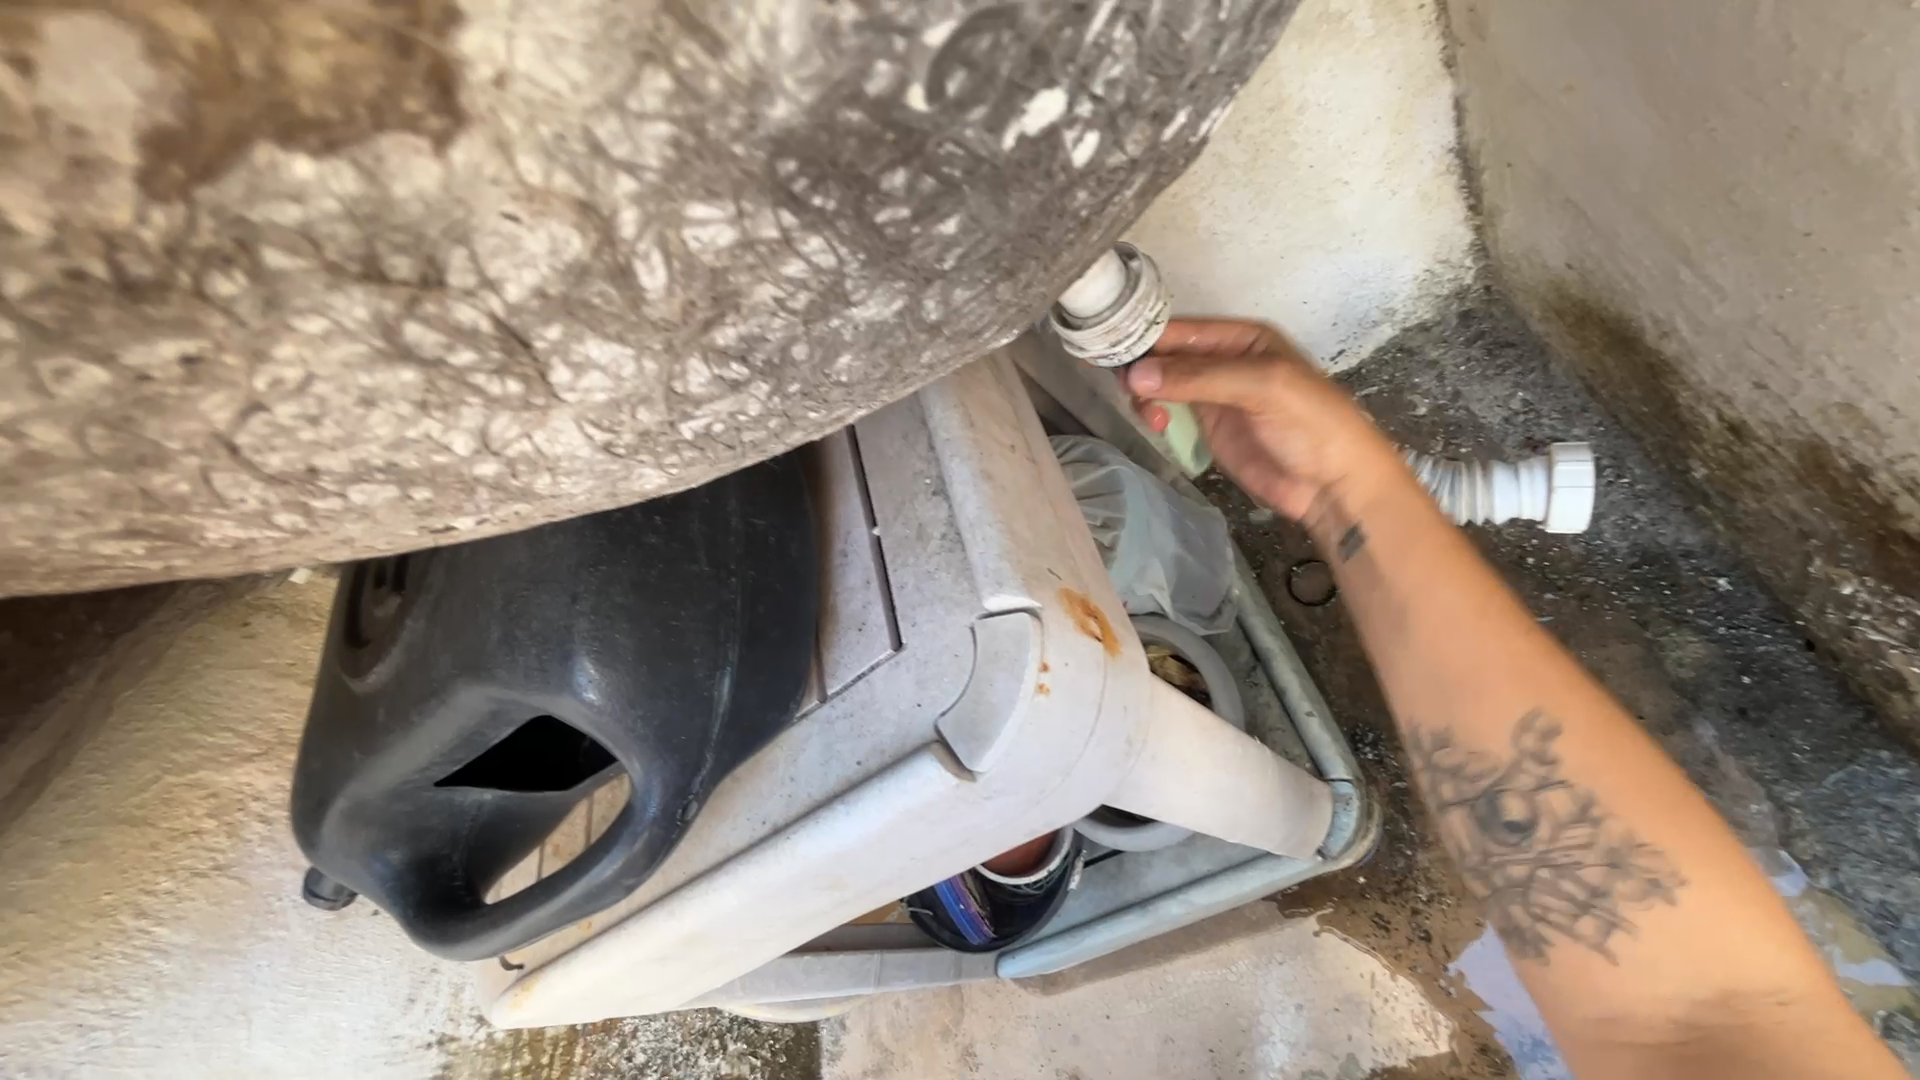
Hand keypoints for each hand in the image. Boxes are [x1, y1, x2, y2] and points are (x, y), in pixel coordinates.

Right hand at [1127, 319, 1402, 522]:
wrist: (1332, 484)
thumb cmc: (1310, 424)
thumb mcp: (1262, 388)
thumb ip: (1199, 378)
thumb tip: (1136, 374)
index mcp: (1241, 337)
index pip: (1180, 329)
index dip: (1144, 337)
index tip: (1107, 350)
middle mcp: (1222, 359)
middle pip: (1164, 354)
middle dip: (1139, 368)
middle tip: (1125, 389)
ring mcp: (1211, 394)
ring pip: (1159, 383)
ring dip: (1144, 395)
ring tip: (1151, 417)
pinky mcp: (1205, 426)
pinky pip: (1167, 410)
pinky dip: (1153, 414)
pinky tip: (1157, 425)